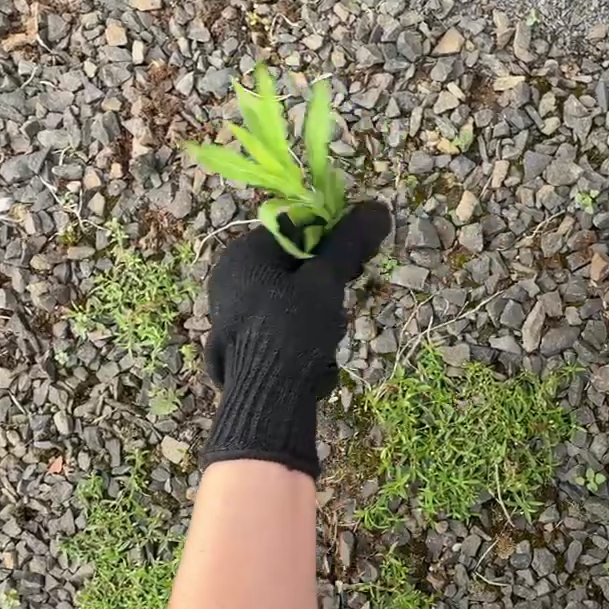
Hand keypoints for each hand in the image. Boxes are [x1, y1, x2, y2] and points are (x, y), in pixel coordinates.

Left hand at [201, 200, 391, 477]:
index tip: (354, 267)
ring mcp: (231, 312)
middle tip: (338, 307)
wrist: (266, 400)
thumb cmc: (292, 332)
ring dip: (316, 314)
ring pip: (289, 298)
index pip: (296, 230)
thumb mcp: (326, 282)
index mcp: (244, 254)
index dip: (332, 245)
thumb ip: (349, 244)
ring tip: (325, 338)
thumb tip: (378, 208)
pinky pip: (278, 326)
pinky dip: (299, 336)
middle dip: (324, 285)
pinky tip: (311, 357)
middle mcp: (229, 278)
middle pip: (293, 265)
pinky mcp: (238, 342)